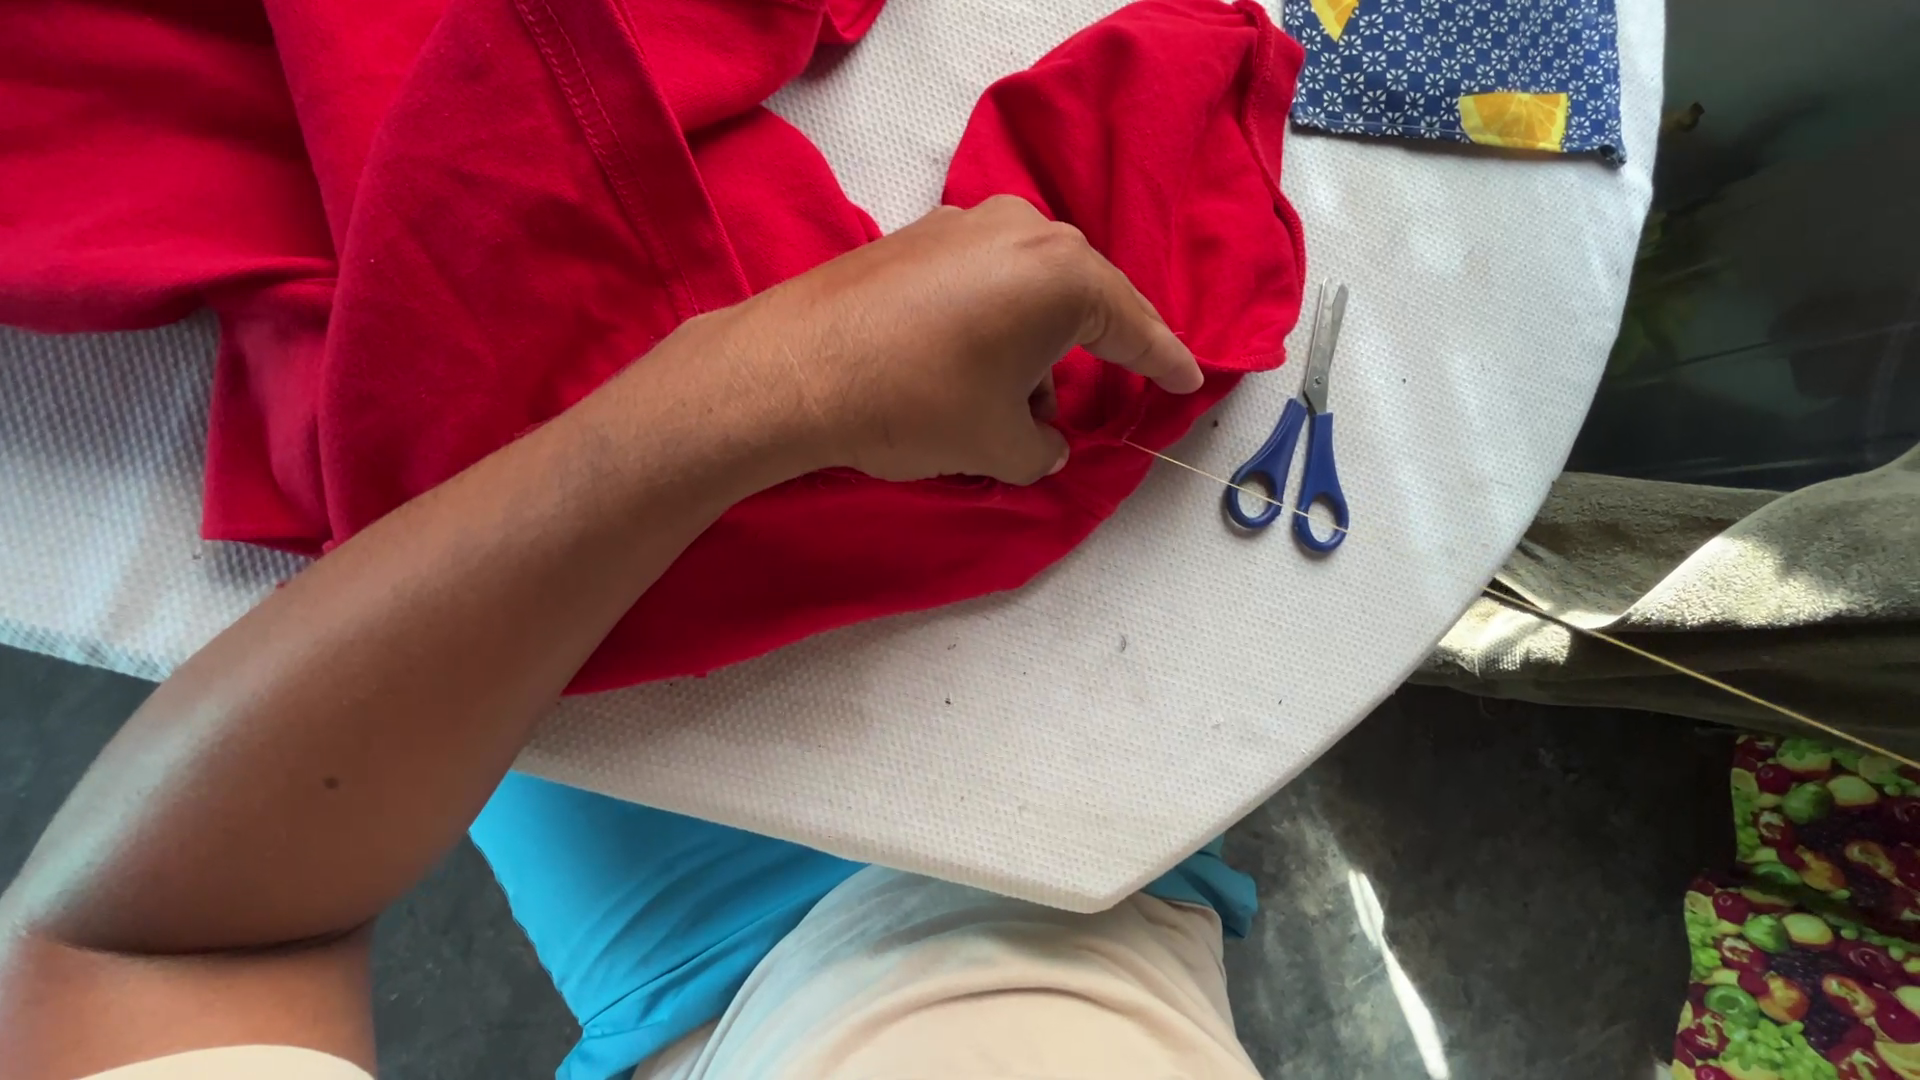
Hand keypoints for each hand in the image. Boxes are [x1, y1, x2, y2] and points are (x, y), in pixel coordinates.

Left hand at [679, 195, 1202, 484]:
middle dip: (1078, 362)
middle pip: (1078, 304)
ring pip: (1026, 293)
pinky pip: (981, 283)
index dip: (1163, 362)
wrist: (794, 370)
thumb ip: (1044, 448)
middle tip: (1066, 411)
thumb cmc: (917, 406)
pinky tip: (957, 367)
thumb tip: (1046, 442)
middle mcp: (1022, 228)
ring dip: (1027, 349)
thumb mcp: (999, 446)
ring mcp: (965, 222)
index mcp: (1063, 274)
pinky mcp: (919, 234)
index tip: (1189, 378)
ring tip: (993, 406)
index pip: (1133, 327)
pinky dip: (988, 325)